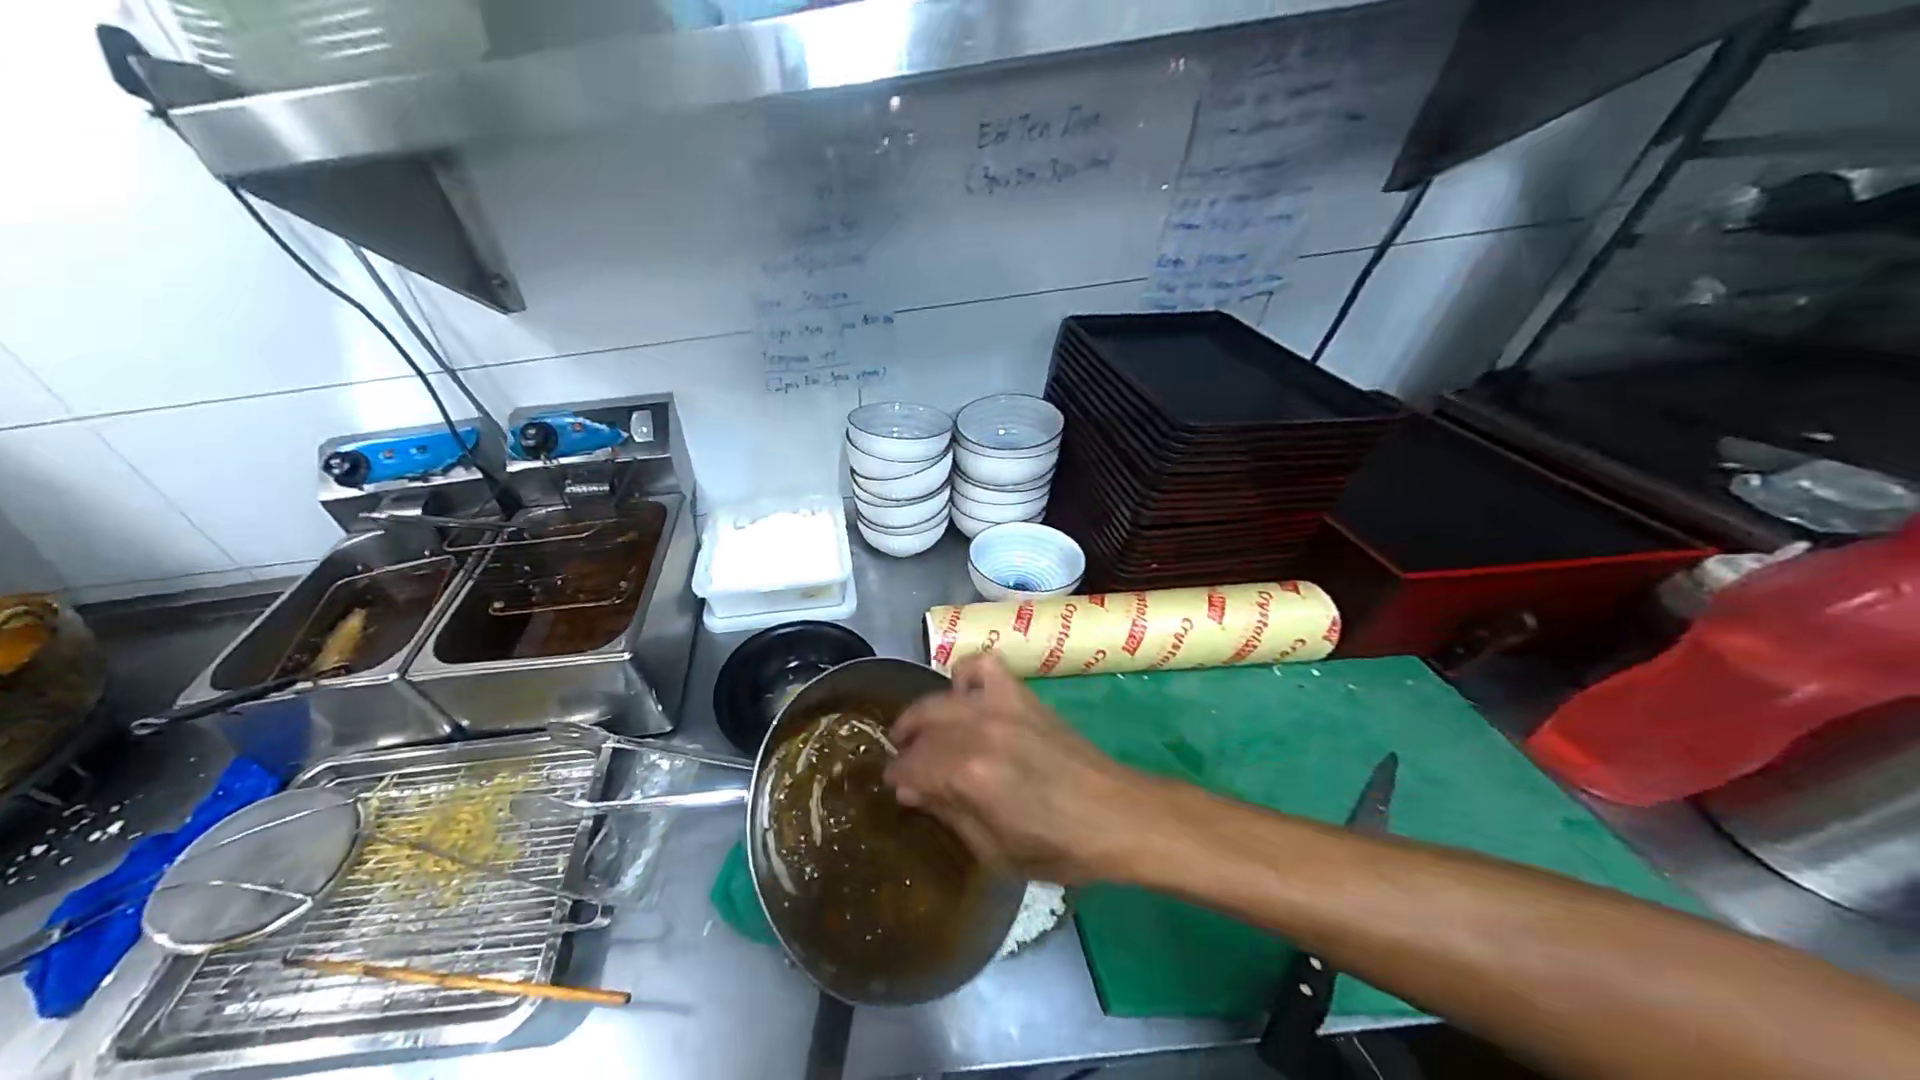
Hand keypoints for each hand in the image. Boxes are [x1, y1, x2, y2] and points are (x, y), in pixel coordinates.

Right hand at [885, 653, 1156, 882]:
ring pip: (941, 697)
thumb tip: (912, 790)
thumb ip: (948, 814)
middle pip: (921, 727)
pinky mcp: (1023, 696)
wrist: (1119, 816)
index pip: (910, 765)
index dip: (897, 778)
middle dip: (907, 747)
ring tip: (928, 734)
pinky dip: (965, 677)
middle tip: (910, 767)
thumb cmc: (1059, 848)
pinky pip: (983, 667)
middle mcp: (980, 730)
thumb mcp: (995, 851)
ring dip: (926, 715)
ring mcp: (1002, 706)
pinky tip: (966, 700)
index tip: (898, 790)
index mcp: (969, 775)